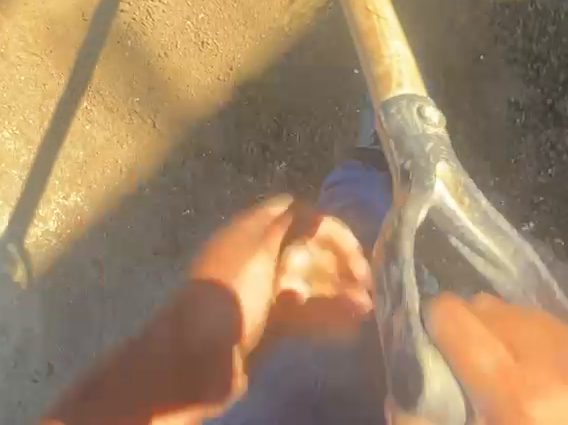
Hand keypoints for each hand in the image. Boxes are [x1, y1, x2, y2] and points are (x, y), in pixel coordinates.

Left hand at [184, 194, 374, 358]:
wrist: (199, 355)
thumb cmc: (233, 291)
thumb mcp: (261, 247)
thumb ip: (291, 224)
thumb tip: (315, 211)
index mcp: (251, 229)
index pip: (296, 213)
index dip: (326, 226)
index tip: (354, 248)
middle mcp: (257, 254)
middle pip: (304, 248)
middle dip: (337, 262)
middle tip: (368, 283)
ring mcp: (261, 291)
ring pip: (306, 282)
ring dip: (337, 291)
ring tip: (366, 307)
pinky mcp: (265, 325)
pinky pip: (301, 313)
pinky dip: (325, 315)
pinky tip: (351, 324)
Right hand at [427, 294, 567, 424]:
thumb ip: (426, 424)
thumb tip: (396, 393)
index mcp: (520, 398)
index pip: (454, 313)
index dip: (437, 326)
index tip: (436, 348)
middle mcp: (560, 365)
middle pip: (487, 306)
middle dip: (475, 332)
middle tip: (478, 372)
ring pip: (524, 313)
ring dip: (513, 338)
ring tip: (520, 378)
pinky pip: (564, 330)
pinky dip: (551, 352)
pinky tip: (559, 387)